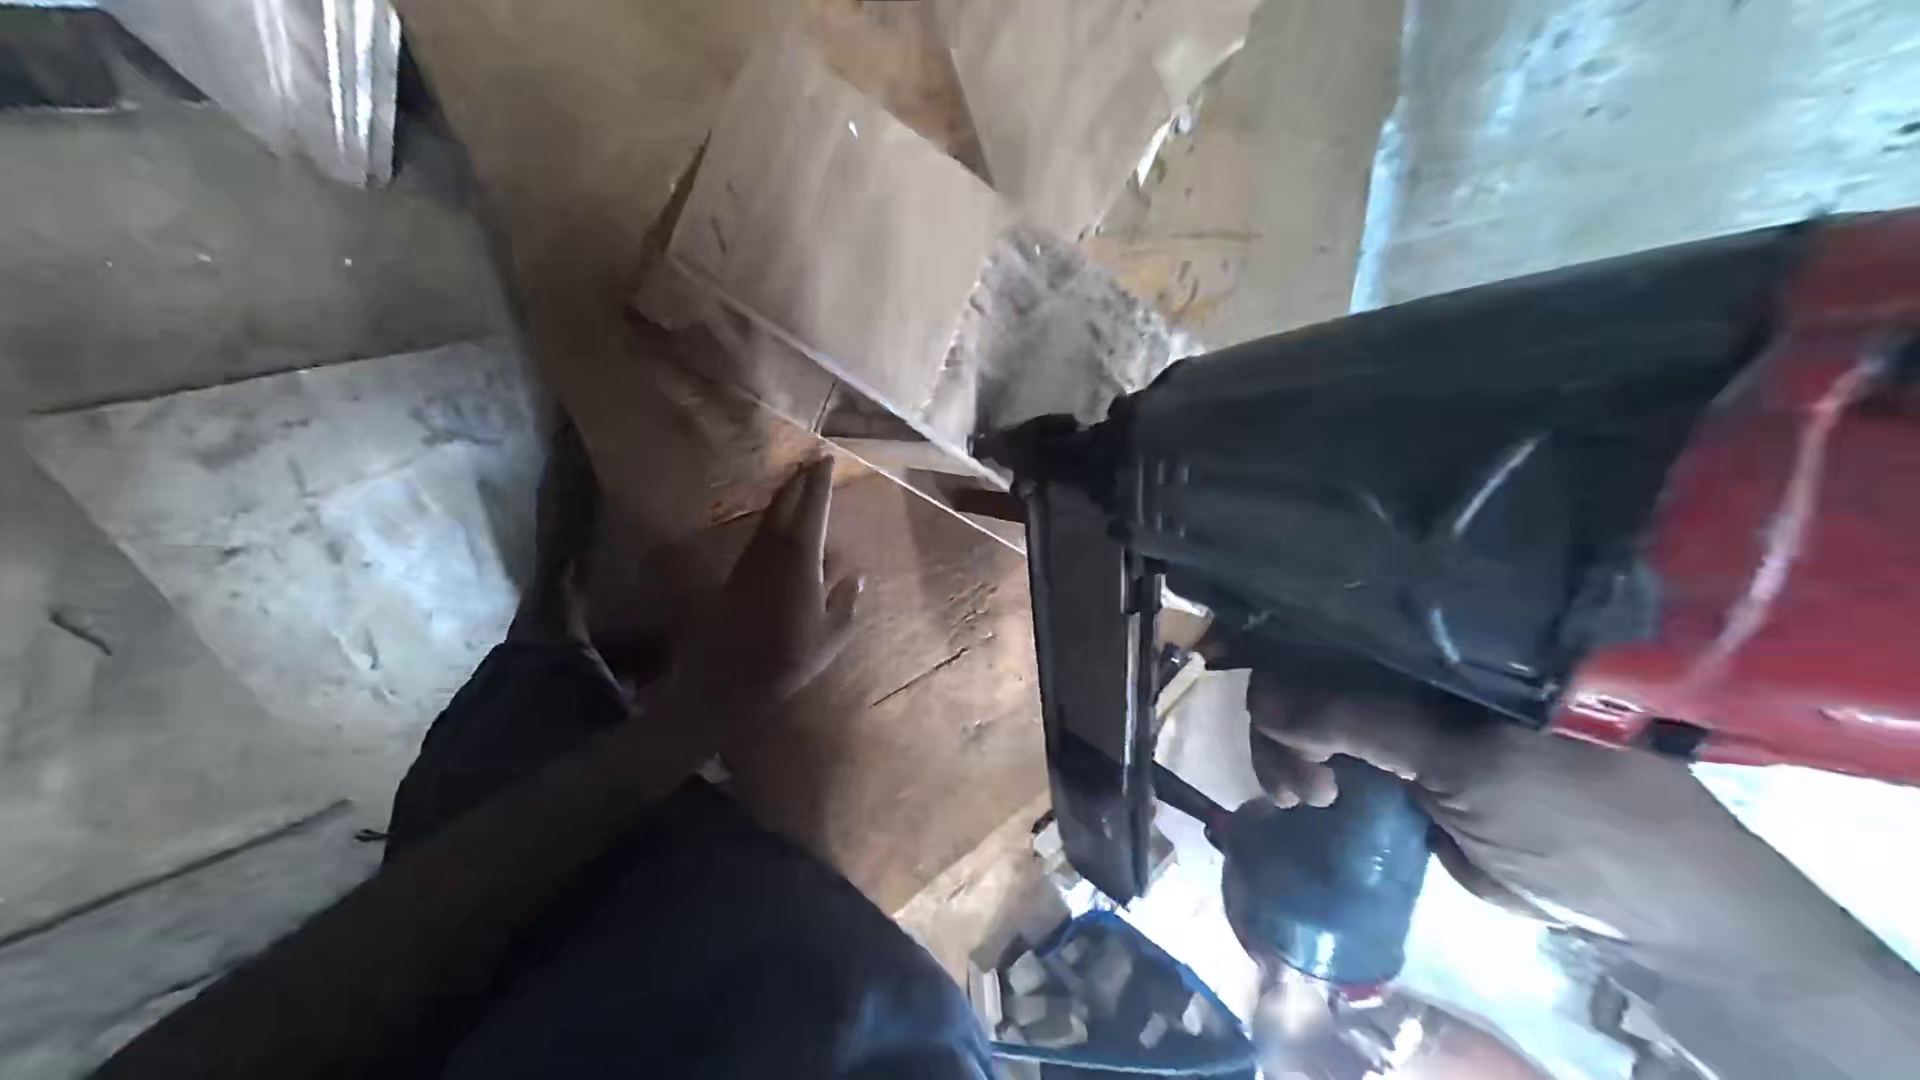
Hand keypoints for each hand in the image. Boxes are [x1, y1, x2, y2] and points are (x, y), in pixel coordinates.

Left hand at [680, 457, 861, 718]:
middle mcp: (774, 553)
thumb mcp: (831, 636)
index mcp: (801, 563)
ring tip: (798, 482)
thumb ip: (845, 604)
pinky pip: (760, 535)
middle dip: (800, 482)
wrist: (730, 679)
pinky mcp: (739, 574)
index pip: (812, 513)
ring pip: (770, 517)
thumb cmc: (790, 658)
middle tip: (813, 461)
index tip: (825, 460)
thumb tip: (856, 577)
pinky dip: (773, 519)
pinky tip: (779, 521)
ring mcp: (753, 562)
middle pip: (786, 506)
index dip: (819, 485)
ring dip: (784, 496)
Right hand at [1243, 664, 1843, 966]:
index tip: (1264, 706)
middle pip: (1310, 666)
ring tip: (1300, 796)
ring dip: (1284, 747)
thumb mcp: (1464, 762)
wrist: (1641, 910)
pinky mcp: (1389, 754)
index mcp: (1442, 644)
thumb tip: (1264, 706)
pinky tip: (1304, 796)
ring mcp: (1398, 710)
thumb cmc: (1575, 814)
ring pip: (1305, 707)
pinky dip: (1295, 763)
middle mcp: (1412, 665)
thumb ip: (1360, 722)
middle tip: (1292, 776)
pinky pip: (1319, 744)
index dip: (1288, 652)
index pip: (1340, 624)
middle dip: (1283, 716)